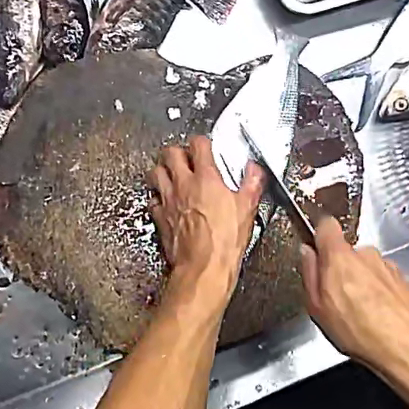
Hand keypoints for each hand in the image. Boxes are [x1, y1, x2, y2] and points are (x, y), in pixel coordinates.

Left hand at [149, 135, 265, 287]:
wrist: (204, 267)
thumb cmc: (224, 241)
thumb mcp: (247, 209)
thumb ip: (252, 183)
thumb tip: (255, 170)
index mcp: (206, 178)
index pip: (198, 144)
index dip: (202, 142)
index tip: (205, 146)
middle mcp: (183, 185)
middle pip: (170, 153)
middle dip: (177, 152)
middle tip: (185, 157)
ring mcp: (168, 200)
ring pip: (155, 173)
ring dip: (162, 170)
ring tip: (171, 174)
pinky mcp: (160, 217)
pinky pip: (153, 199)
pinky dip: (157, 197)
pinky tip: (166, 201)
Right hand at [299, 217, 408, 388]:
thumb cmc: (362, 331)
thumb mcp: (317, 307)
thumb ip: (309, 273)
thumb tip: (307, 254)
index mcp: (339, 256)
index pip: (326, 225)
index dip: (320, 235)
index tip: (316, 249)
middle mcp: (367, 256)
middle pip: (348, 253)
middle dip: (342, 271)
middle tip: (337, 299)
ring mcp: (390, 269)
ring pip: (369, 270)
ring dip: (364, 286)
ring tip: (360, 316)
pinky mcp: (408, 284)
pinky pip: (387, 285)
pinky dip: (383, 297)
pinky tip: (380, 320)